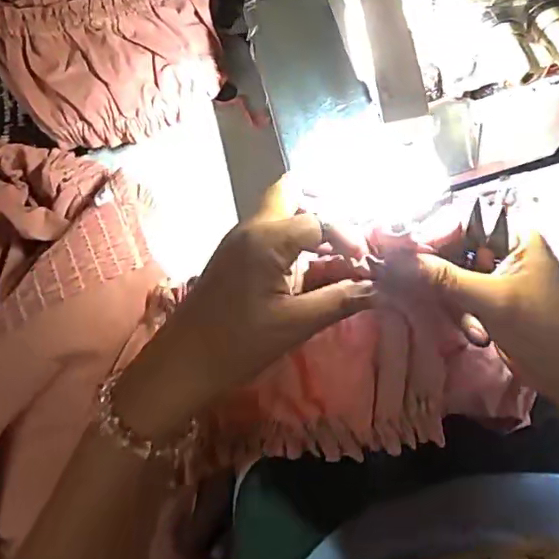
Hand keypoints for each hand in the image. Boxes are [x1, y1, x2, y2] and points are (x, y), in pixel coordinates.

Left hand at [109, 180, 370, 440]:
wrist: (180, 366)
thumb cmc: (237, 345)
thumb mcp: (295, 324)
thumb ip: (339, 300)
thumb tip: (377, 289)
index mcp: (267, 239)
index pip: (319, 219)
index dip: (347, 237)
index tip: (364, 263)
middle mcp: (252, 227)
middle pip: (292, 192)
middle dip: (325, 207)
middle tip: (347, 238)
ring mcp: (240, 238)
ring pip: (281, 208)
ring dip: (310, 222)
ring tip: (335, 252)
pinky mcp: (235, 253)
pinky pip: (270, 229)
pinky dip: (294, 237)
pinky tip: (311, 265)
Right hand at [389, 231, 558, 400]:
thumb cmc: (546, 330)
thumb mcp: (494, 301)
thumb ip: (446, 278)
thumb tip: (400, 260)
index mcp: (514, 235)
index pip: (462, 220)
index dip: (432, 234)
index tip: (402, 254)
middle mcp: (504, 249)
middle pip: (453, 248)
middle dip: (442, 276)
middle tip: (423, 293)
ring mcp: (497, 276)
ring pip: (453, 276)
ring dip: (455, 303)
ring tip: (474, 328)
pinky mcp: (492, 301)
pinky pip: (461, 297)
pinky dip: (463, 316)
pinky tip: (478, 335)